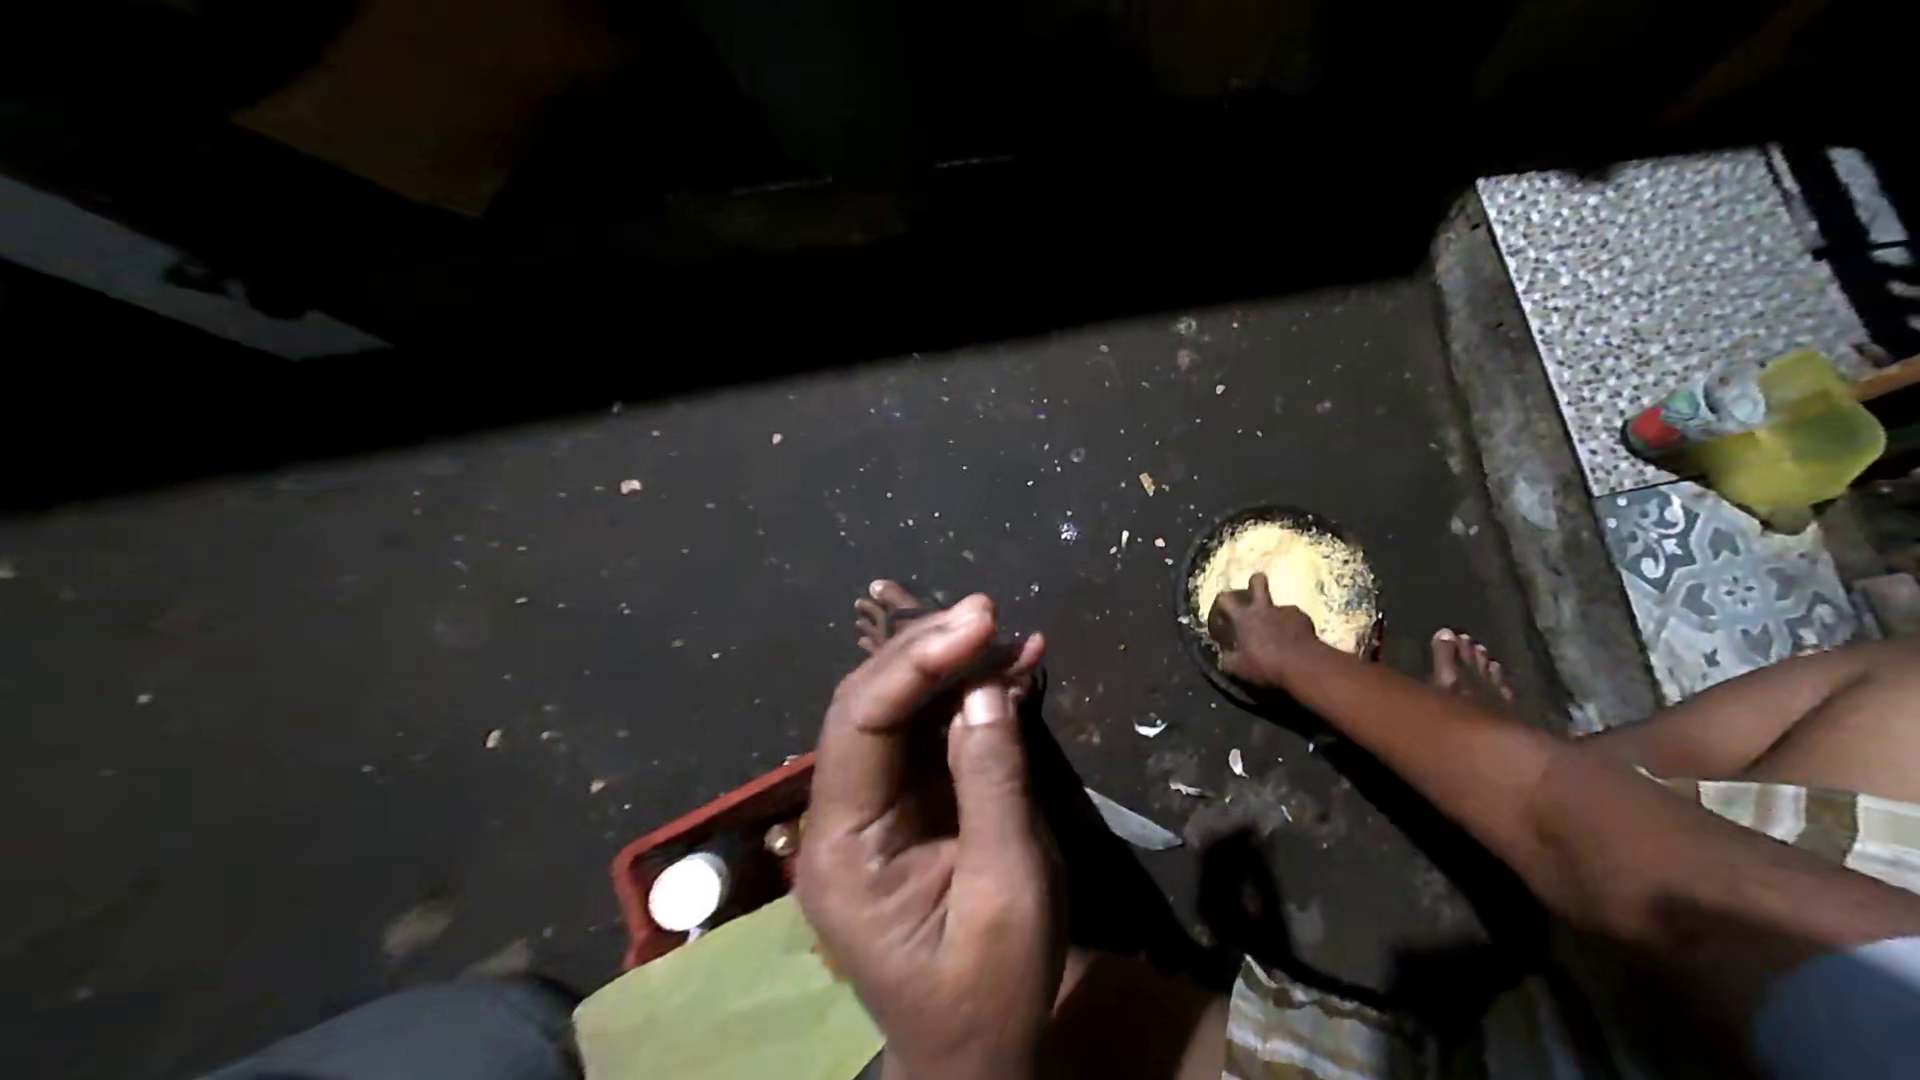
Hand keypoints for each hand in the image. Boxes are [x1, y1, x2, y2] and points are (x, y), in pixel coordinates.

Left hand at [798, 595, 1057, 1079]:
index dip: (915, 663)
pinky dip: (970, 698)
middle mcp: (843, 813)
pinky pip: (931, 733)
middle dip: (929, 651)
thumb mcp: (1009, 895)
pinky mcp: (909, 802)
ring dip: (953, 667)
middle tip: (989, 613)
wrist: (979, 1055)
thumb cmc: (989, 994)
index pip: (861, 723)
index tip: (978, 623)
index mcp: (843, 846)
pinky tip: (1010, 671)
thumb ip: (994, 786)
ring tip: (1007, 636)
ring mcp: (874, 805)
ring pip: (901, 709)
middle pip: (871, 703)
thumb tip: (986, 689)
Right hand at [1206, 572, 1322, 685]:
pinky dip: (1293, 627)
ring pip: (1279, 605)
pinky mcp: (1304, 619)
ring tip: (1279, 631)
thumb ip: (1228, 658)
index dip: (1221, 604)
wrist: (1303, 665)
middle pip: (1257, 582)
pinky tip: (1295, 640)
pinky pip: (1295, 618)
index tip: (1222, 615)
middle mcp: (1263, 609)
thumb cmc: (1264, 664)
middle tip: (1255, 591)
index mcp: (1242, 618)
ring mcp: (1285, 611)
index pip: (1224, 599)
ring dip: (1277, 615)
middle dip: (1255, 582)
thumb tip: (1224, 655)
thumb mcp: (1237, 667)